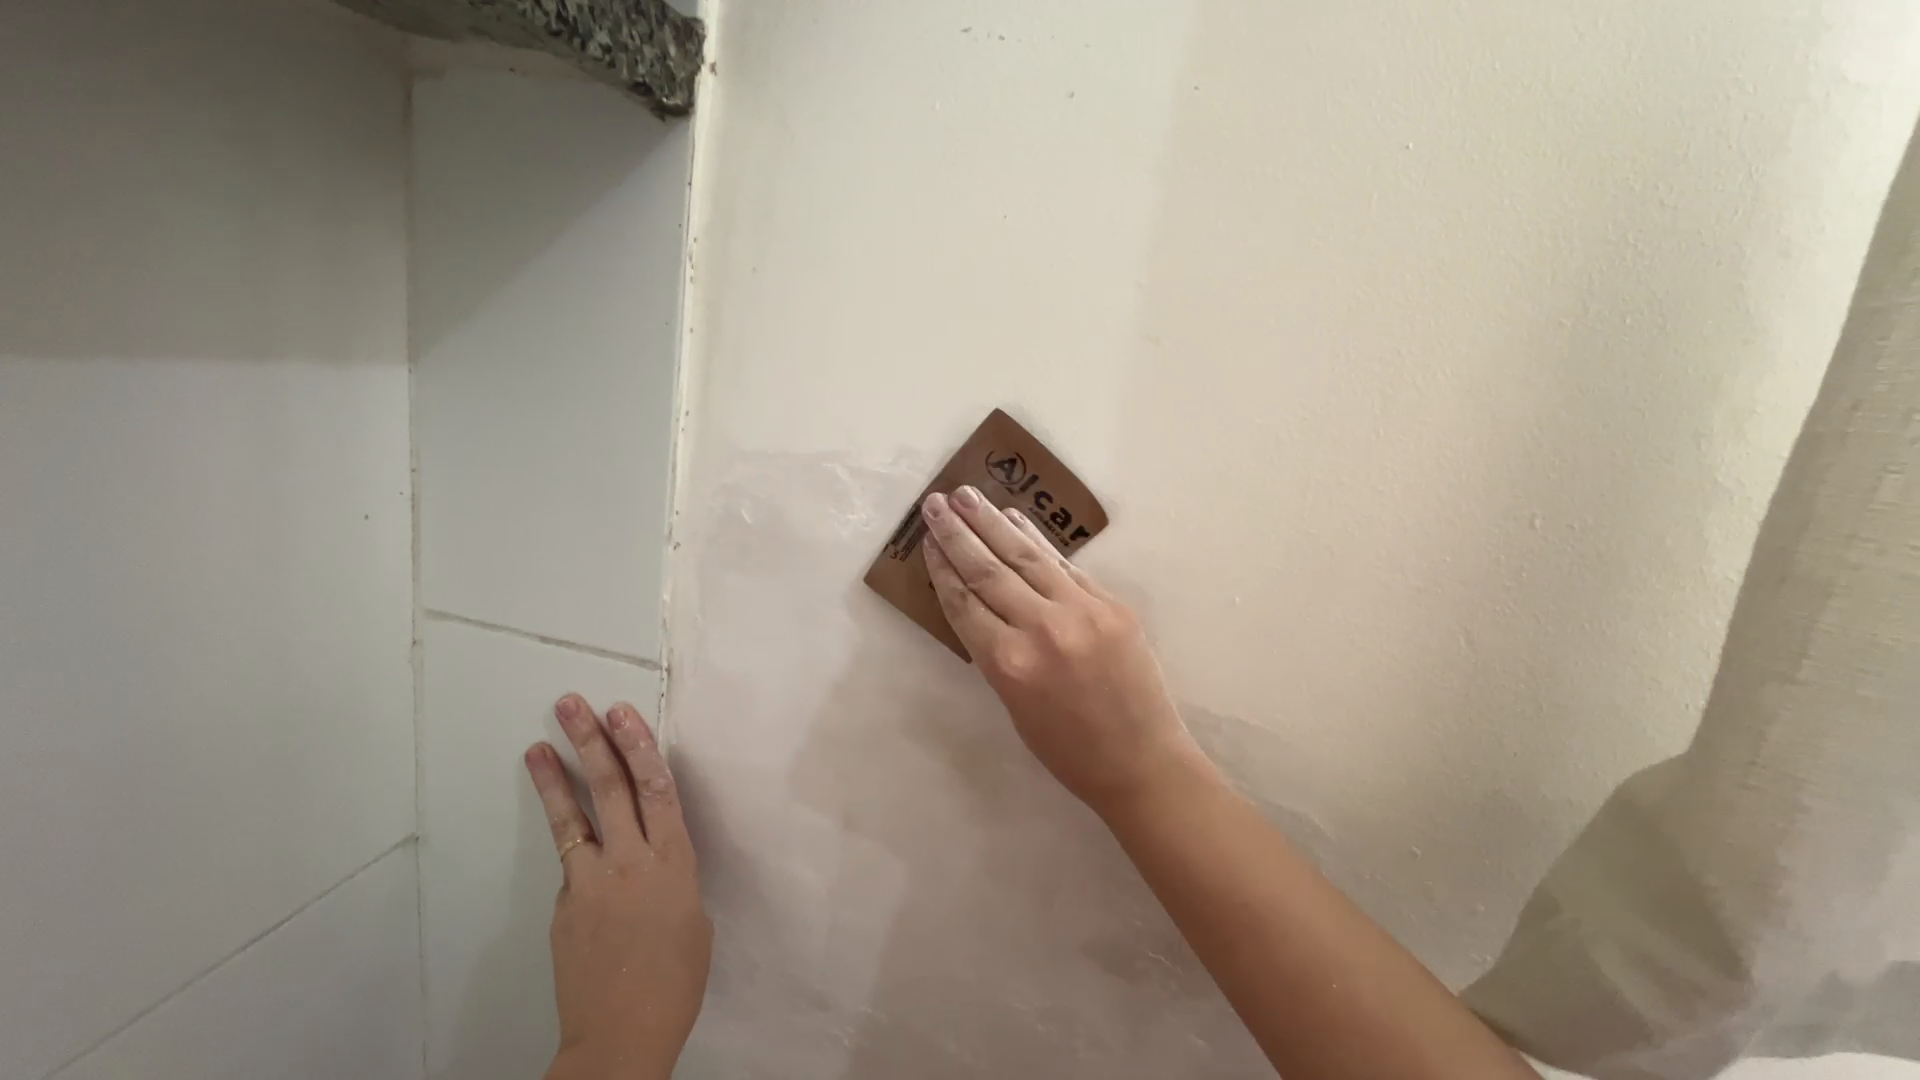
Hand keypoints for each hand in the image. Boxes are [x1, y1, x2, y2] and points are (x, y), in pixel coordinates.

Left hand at [525, 694, 711, 1079]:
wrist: (621, 1036)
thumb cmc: (677, 979)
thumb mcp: (694, 919)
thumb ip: (671, 878)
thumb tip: (649, 863)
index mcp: (674, 862)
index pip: (657, 789)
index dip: (639, 747)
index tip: (622, 714)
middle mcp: (631, 862)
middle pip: (610, 790)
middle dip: (592, 743)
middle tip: (574, 705)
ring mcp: (591, 882)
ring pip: (573, 819)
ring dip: (555, 778)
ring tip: (539, 744)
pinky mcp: (564, 906)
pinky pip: (574, 869)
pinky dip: (576, 852)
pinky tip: (583, 859)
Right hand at [920, 486, 1217, 817]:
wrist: (1142, 762)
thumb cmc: (1068, 750)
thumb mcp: (1013, 705)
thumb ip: (996, 651)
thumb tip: (981, 601)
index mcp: (1009, 664)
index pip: (965, 603)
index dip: (942, 568)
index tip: (926, 540)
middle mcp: (1041, 629)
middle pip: (988, 571)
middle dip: (958, 534)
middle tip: (935, 503)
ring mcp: (1081, 611)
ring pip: (1025, 557)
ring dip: (993, 523)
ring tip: (968, 496)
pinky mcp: (1111, 604)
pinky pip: (1064, 565)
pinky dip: (1037, 539)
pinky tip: (1015, 519)